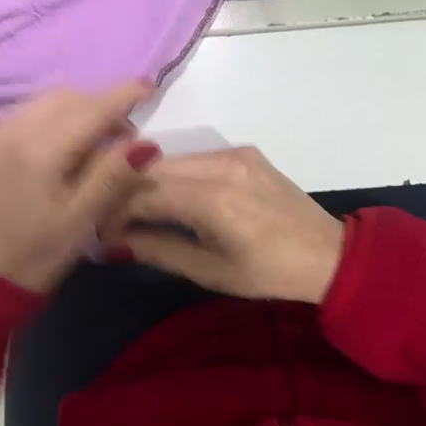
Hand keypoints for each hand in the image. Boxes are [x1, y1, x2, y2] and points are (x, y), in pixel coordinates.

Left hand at [0, 83, 158, 292]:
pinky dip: (42, 124)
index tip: (148, 87)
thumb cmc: (30, 258)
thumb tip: (144, 144)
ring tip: (86, 146)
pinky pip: (15, 119)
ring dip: (69, 113)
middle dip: (97, 107)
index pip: (91, 108)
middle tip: (120, 137)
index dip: (123, 95)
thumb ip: (111, 177)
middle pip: (64, 98)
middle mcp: (8, 131)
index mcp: (38, 151)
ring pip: (38, 105)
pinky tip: (50, 154)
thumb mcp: (78, 223)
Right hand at [101, 146, 343, 302]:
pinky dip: (175, 174)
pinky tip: (170, 196)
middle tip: (111, 219)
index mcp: (213, 200)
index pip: (143, 192)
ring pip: (172, 159)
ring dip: (148, 181)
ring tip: (136, 209)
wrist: (326, 254)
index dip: (114, 210)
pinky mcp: (245, 151)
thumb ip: (158, 250)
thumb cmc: (267, 273)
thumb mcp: (209, 272)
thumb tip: (112, 243)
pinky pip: (196, 157)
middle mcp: (221, 164)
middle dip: (126, 191)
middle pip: (153, 168)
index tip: (99, 231)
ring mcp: (235, 152)